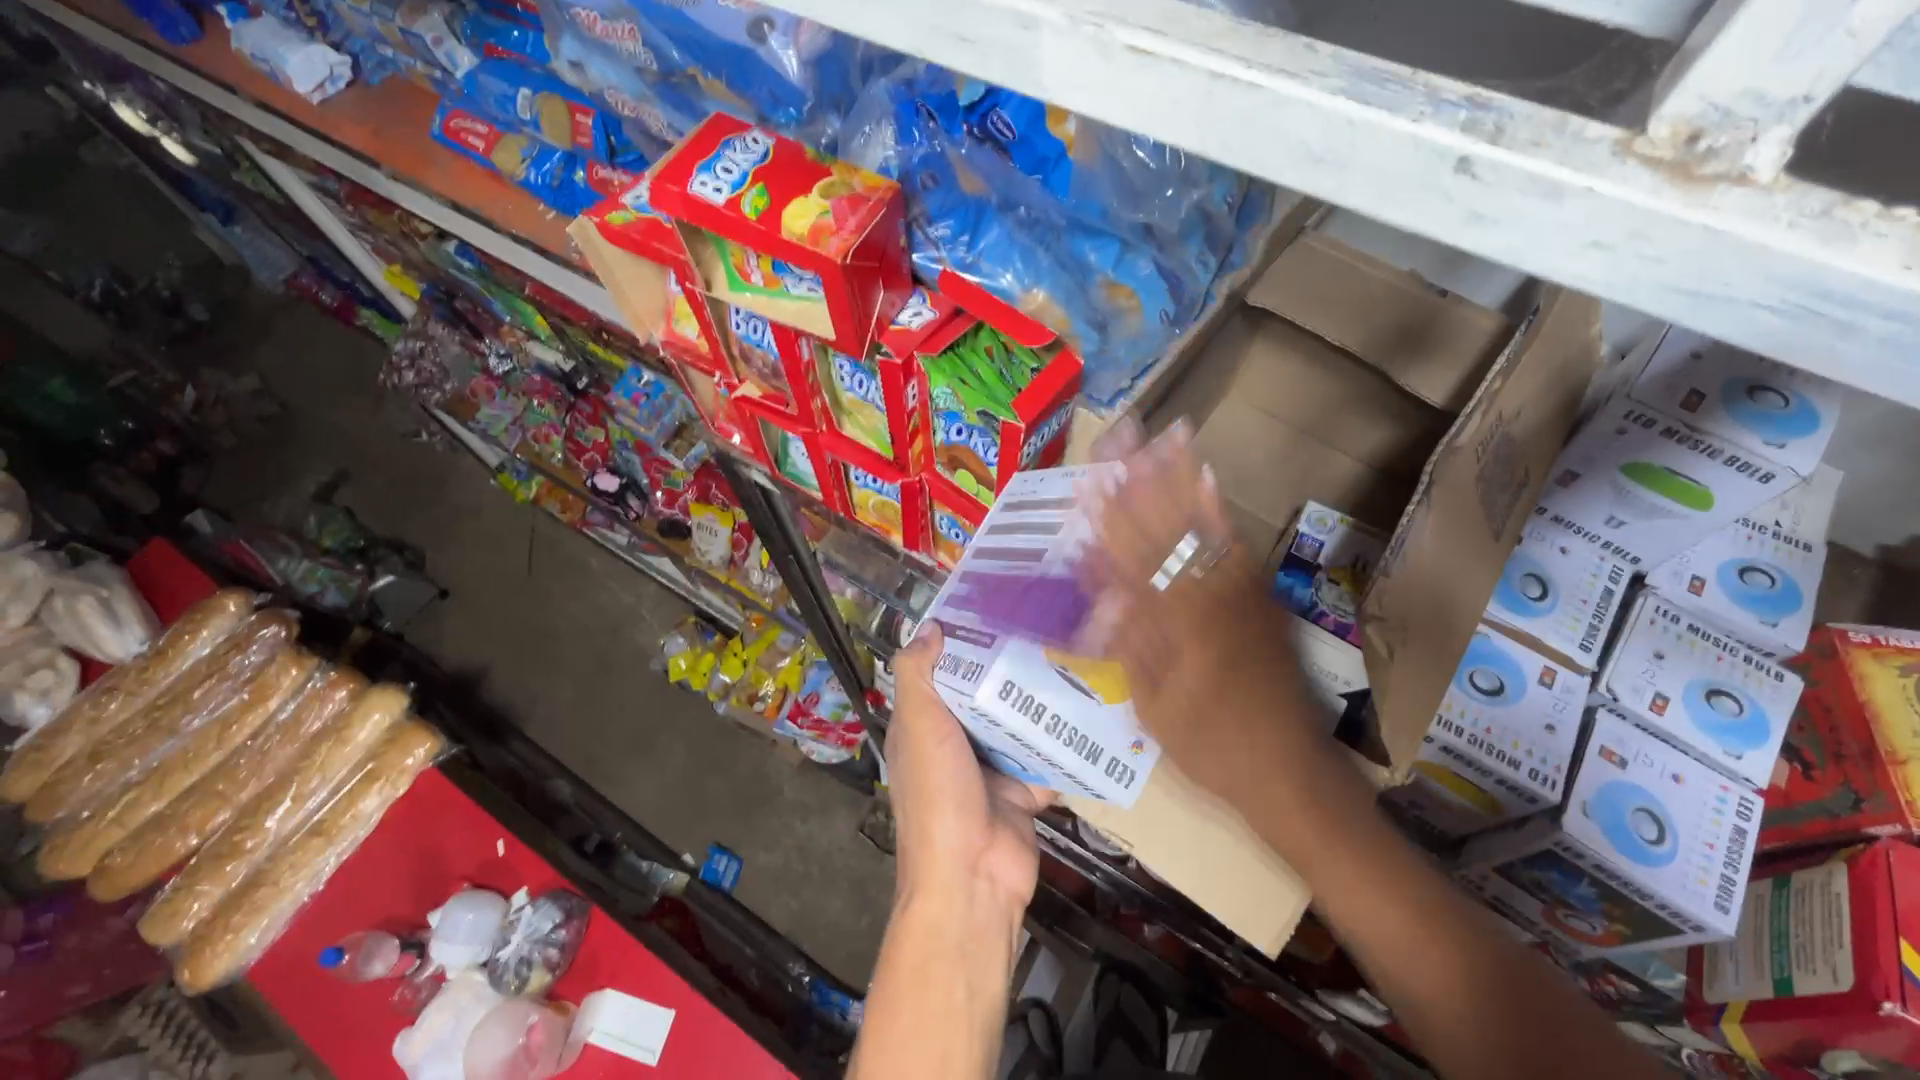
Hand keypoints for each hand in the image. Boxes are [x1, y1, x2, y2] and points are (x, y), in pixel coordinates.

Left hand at [886, 625, 1049, 917]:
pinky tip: (1090, 709)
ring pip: (1018, 727)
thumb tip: (930, 628)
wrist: (973, 875)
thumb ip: (918, 675)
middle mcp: (955, 746)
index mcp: (923, 729)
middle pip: (984, 698)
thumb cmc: (938, 794)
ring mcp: (991, 772)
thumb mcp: (918, 726)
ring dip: (1039, 703)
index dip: (960, 645)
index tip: (992, 609)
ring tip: (1073, 657)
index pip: (940, 676)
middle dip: (1009, 670)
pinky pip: (1046, 762)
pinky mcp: (1024, 794)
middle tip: (1045, 628)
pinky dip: (1064, 744)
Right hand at [1077, 424, 1350, 815]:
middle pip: (1169, 529)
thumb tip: (1097, 592)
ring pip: (1204, 526)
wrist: (1290, 770)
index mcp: (1177, 627)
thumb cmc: (1211, 748)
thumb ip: (1128, 644)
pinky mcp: (1262, 599)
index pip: (1134, 560)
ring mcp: (1242, 594)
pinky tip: (1210, 480)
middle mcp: (1210, 598)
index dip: (1110, 518)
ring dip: (1181, 479)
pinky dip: (1221, 511)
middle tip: (1125, 435)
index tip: (1090, 480)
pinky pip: (1238, 545)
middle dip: (1143, 479)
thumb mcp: (1155, 706)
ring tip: (1166, 436)